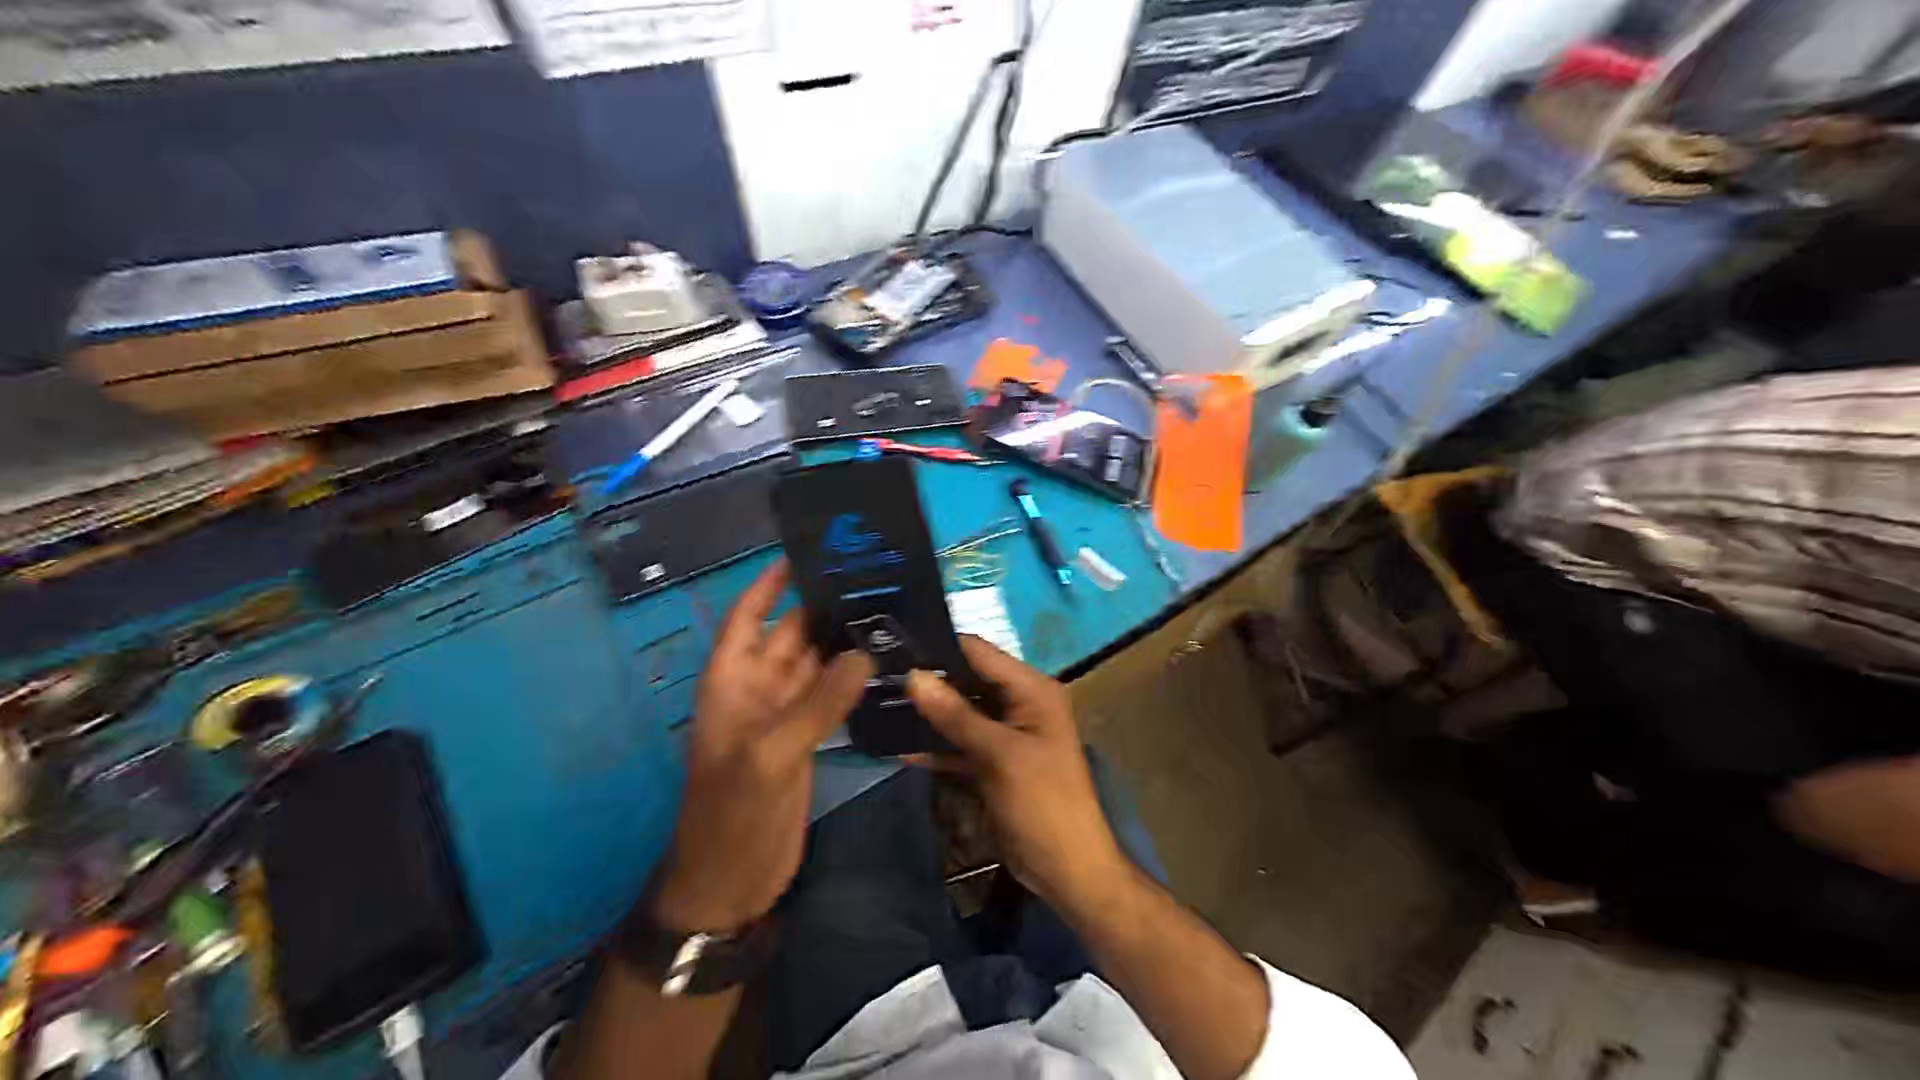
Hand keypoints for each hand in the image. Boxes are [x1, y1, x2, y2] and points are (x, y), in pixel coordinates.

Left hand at [651, 560, 873, 931]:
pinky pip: (828, 698)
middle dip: (820, 610)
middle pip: (788, 636)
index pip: (746, 620)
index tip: (802, 556)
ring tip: (883, 613)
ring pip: (813, 666)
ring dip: (841, 644)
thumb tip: (864, 654)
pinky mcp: (805, 740)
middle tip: (867, 581)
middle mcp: (756, 691)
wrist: (729, 882)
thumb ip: (816, 704)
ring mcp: (782, 716)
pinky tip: (881, 665)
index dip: (767, 586)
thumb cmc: (731, 814)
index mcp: (730, 683)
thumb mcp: (768, 756)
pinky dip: (851, 681)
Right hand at [904, 636, 1128, 907]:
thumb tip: (913, 675)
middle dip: (928, 679)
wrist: (1067, 871)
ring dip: (926, 711)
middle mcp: (1019, 703)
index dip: (940, 646)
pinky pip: (958, 742)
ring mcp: (1004, 733)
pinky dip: (934, 744)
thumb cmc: (1044, 804)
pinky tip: (896, 742)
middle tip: (878, 675)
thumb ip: (956, 715)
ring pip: (959, 711)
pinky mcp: (991, 760)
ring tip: (878, 700)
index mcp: (1032, 690)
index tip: (894, 645)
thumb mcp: (1000, 755)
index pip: (979, 652)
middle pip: (966, 680)